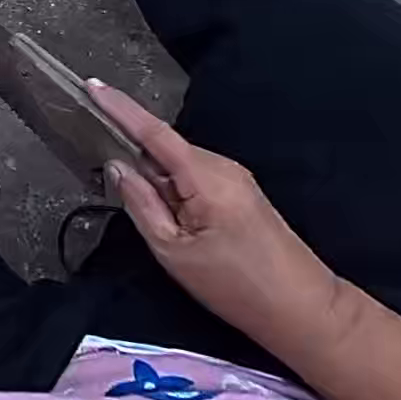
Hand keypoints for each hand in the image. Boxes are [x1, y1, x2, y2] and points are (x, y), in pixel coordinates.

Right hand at [89, 79, 349, 351]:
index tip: (91, 84)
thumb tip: (116, 165)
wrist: (310, 315)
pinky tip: (177, 220)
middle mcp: (221, 166)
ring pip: (175, 163)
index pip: (153, 132)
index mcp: (206, 178)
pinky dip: (172, 187)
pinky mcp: (238, 189)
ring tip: (163, 223)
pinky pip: (190, 174)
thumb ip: (139, 202)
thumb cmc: (237, 287)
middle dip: (137, 161)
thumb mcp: (173, 251)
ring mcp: (233, 175)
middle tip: (125, 198)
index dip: (119, 107)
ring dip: (156, 180)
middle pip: (162, 147)